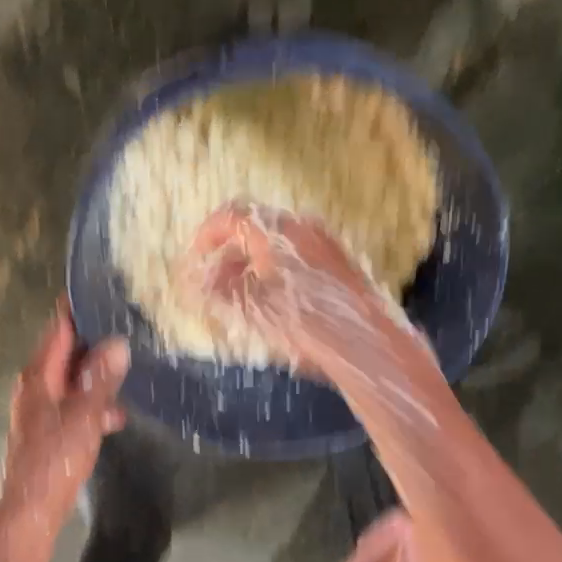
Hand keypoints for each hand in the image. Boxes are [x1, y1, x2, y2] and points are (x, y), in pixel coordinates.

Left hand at [0, 298, 129, 535]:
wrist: (32, 509)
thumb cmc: (54, 459)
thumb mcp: (84, 417)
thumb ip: (100, 380)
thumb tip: (117, 343)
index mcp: (39, 376)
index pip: (58, 329)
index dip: (77, 308)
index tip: (101, 289)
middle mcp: (36, 386)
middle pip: (66, 352)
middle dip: (95, 340)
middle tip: (128, 323)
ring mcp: (41, 409)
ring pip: (73, 380)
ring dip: (98, 375)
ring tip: (131, 365)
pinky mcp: (50, 431)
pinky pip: (75, 405)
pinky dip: (94, 404)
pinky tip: (118, 413)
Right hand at [183, 200, 414, 378]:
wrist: (369, 345)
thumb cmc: (307, 325)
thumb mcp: (253, 310)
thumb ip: (217, 291)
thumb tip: (192, 280)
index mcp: (278, 231)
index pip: (231, 216)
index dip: (206, 236)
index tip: (195, 261)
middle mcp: (303, 228)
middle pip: (255, 229)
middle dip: (228, 255)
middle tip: (213, 286)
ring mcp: (326, 244)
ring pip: (277, 245)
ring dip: (251, 266)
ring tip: (240, 301)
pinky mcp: (341, 264)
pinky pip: (298, 257)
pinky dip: (275, 273)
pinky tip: (274, 305)